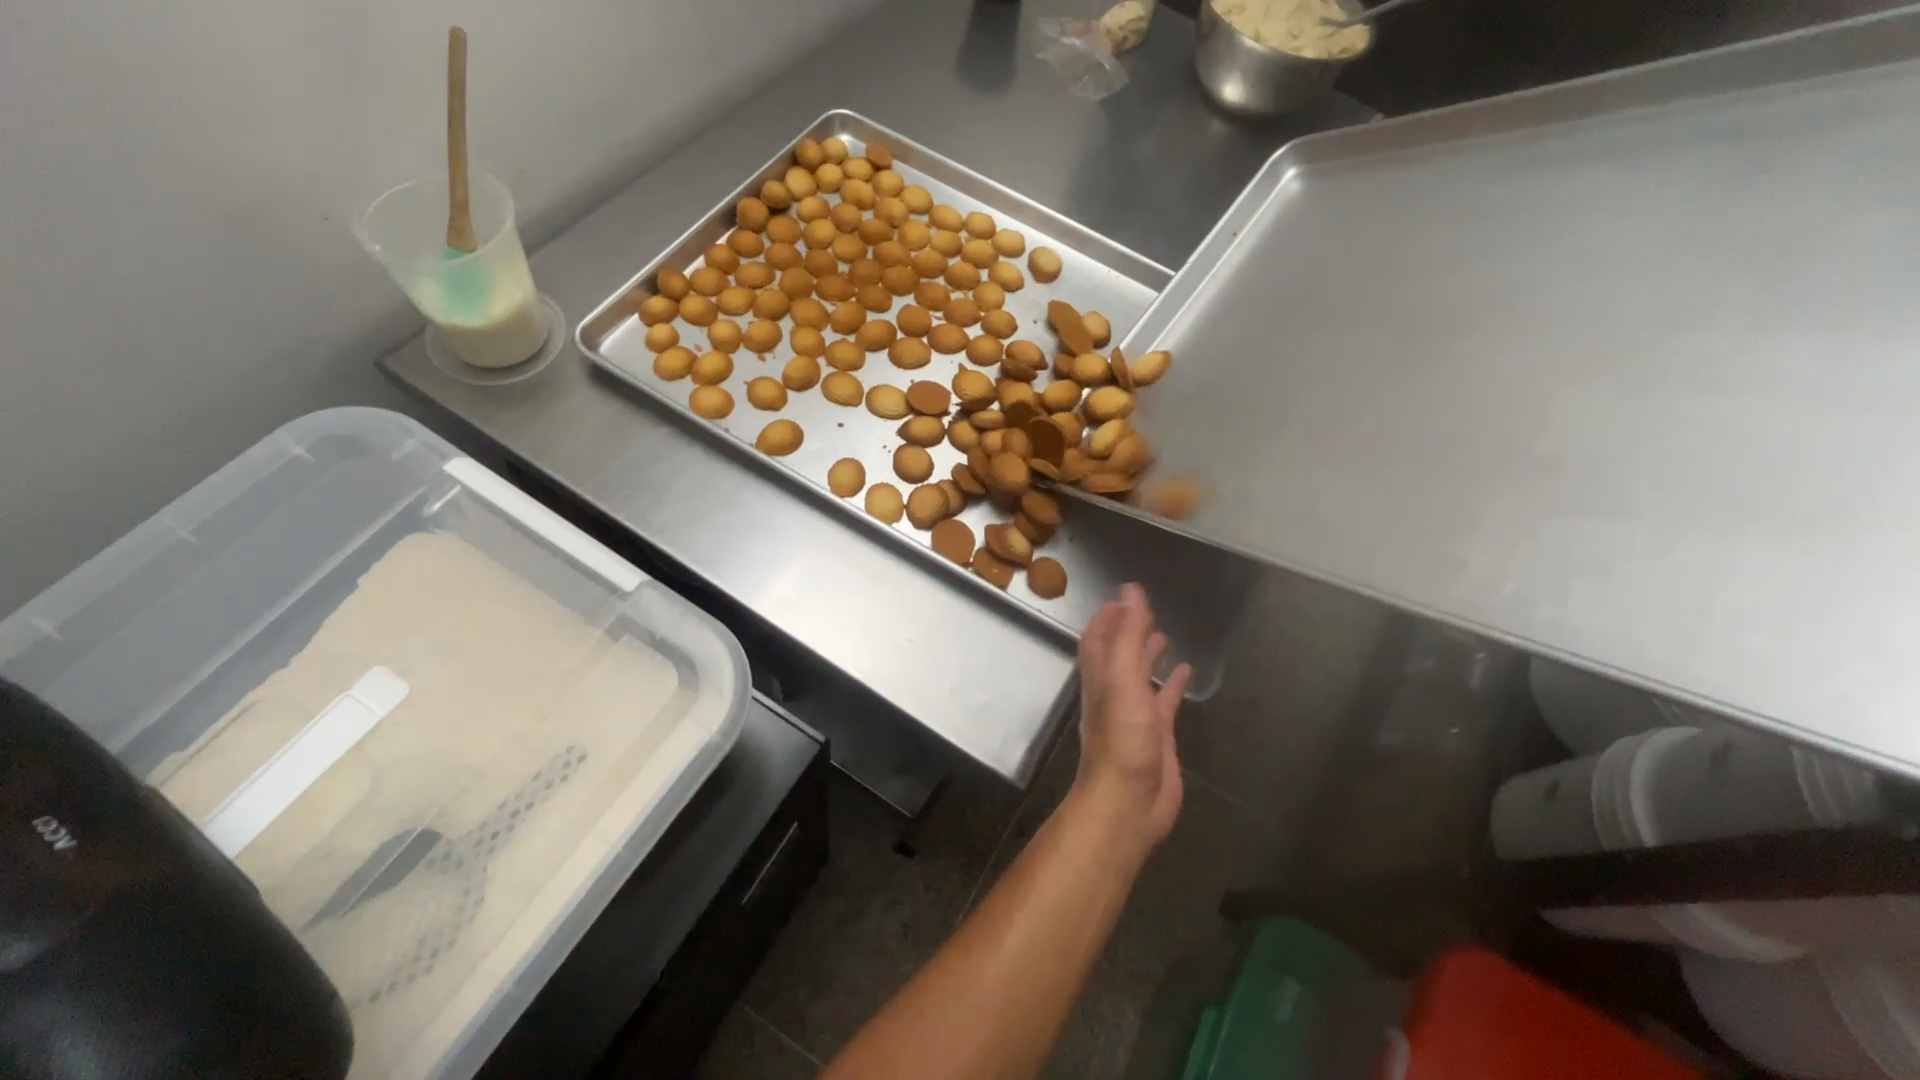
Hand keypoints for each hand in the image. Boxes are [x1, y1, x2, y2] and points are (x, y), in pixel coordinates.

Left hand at [1073, 583, 1191, 849]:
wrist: (1130, 802)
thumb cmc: (1122, 740)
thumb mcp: (1123, 679)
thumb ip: (1128, 635)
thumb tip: (1130, 590)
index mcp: (1100, 678)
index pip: (1098, 640)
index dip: (1107, 618)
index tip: (1123, 596)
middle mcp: (1114, 693)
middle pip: (1118, 655)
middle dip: (1127, 631)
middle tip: (1145, 609)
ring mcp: (1136, 715)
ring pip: (1140, 676)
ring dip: (1147, 654)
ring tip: (1163, 633)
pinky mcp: (1158, 735)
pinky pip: (1164, 702)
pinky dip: (1172, 684)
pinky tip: (1185, 672)